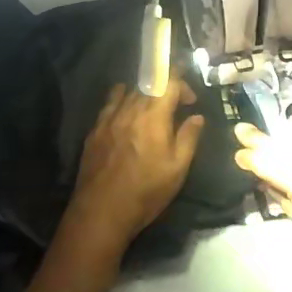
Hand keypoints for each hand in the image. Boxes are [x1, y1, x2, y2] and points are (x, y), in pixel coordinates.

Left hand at [68, 81, 205, 247]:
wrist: (102, 209)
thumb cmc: (147, 190)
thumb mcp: (178, 168)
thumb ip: (189, 137)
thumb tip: (197, 116)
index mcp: (152, 115)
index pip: (168, 82)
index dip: (182, 83)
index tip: (191, 99)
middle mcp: (128, 109)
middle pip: (146, 84)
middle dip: (164, 88)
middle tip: (174, 105)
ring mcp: (107, 117)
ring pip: (126, 91)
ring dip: (141, 94)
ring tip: (149, 110)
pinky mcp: (94, 129)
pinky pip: (109, 104)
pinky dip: (121, 102)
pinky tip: (126, 118)